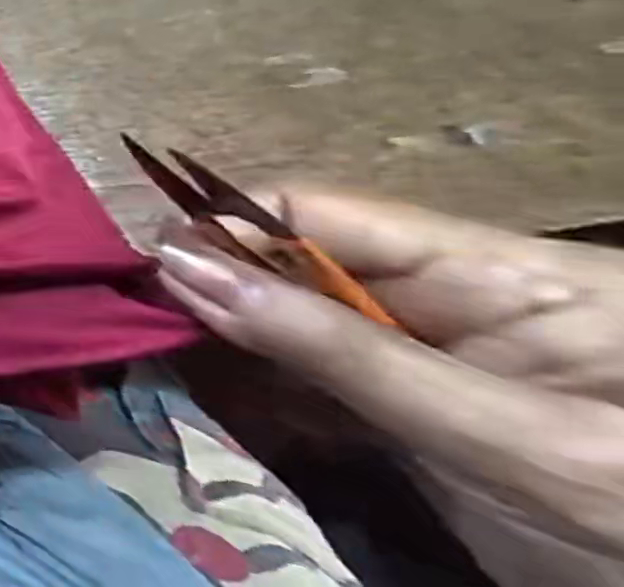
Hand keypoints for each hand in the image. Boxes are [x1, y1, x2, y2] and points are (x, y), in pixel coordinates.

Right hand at [157, 186, 623, 554]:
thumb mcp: (502, 441)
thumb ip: (333, 347)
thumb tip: (180, 264)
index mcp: (497, 270)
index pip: (319, 212)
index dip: (230, 227)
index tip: (157, 267)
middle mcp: (451, 295)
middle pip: (297, 262)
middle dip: (224, 287)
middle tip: (152, 319)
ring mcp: (430, 351)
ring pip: (293, 317)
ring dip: (234, 341)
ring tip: (174, 358)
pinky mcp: (410, 400)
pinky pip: (313, 372)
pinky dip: (266, 388)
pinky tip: (228, 401)